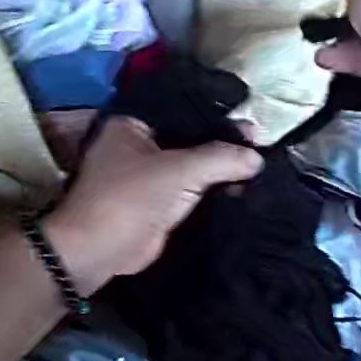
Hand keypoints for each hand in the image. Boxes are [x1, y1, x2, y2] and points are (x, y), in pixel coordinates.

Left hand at [43, 116, 263, 285]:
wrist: (99, 249)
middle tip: (260, 147)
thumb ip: (220, 158)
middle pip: (185, 139)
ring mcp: (142, 175)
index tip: (251, 126)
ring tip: (259, 168)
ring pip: (187, 165)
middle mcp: (133, 145)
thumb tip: (256, 157)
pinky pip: (186, 189)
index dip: (215, 117)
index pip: (179, 111)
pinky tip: (241, 190)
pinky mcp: (152, 202)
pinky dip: (209, 190)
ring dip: (215, 170)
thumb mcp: (180, 170)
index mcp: (129, 125)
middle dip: (219, 145)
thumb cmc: (131, 198)